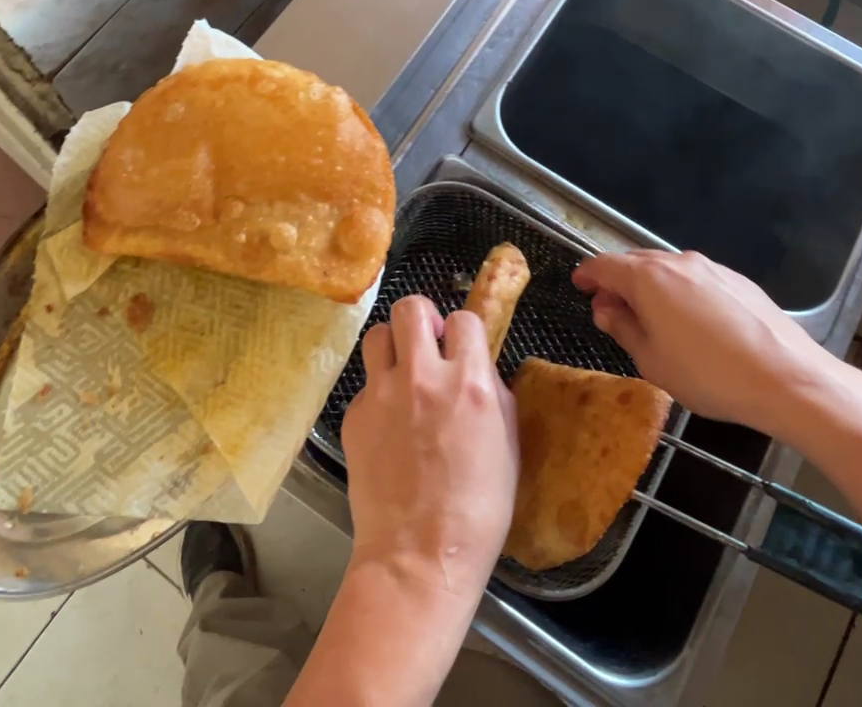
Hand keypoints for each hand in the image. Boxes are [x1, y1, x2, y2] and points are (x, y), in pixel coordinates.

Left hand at [340, 295, 518, 600]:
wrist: (419, 554)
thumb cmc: (477, 510)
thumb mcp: (508, 447)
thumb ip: (494, 396)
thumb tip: (480, 371)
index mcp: (469, 383)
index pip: (464, 320)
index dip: (464, 332)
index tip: (462, 348)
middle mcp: (422, 378)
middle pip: (411, 307)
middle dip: (422, 319)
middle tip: (428, 345)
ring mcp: (381, 394)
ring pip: (377, 334)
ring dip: (393, 346)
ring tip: (403, 373)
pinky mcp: (354, 415)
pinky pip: (366, 385)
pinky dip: (379, 394)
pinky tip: (389, 426)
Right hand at [571, 249, 843, 435]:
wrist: (789, 380)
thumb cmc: (709, 375)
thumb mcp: (651, 360)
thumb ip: (623, 328)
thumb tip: (606, 310)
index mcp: (648, 278)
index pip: (604, 265)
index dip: (587, 275)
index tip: (580, 285)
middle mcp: (678, 262)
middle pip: (636, 262)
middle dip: (618, 282)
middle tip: (611, 311)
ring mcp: (713, 269)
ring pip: (668, 270)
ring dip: (650, 287)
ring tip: (651, 320)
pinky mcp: (740, 282)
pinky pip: (696, 280)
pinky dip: (680, 293)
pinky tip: (691, 324)